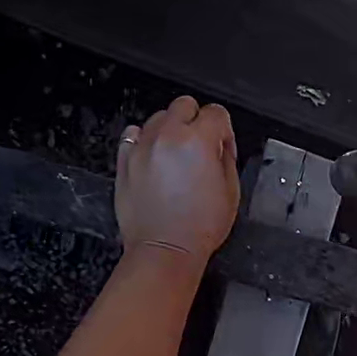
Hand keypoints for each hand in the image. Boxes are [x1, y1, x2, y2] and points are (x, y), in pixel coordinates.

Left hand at [115, 96, 239, 260]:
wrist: (165, 250)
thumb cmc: (199, 228)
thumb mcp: (231, 192)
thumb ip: (226, 160)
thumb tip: (220, 148)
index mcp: (198, 141)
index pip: (216, 113)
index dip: (224, 131)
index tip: (223, 149)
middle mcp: (168, 136)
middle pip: (184, 105)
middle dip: (196, 121)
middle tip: (199, 147)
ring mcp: (142, 147)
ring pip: (158, 117)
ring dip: (170, 130)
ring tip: (175, 157)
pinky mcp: (125, 161)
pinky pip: (132, 135)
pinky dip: (144, 140)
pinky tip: (153, 159)